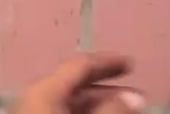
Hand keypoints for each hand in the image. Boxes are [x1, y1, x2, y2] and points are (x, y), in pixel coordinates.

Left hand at [13, 52, 145, 113]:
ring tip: (125, 108)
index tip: (132, 62)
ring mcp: (34, 109)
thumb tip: (135, 95)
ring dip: (99, 104)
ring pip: (71, 102)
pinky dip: (84, 113)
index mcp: (45, 85)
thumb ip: (111, 107)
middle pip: (76, 83)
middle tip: (135, 92)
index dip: (109, 61)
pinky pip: (63, 112)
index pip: (82, 63)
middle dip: (108, 88)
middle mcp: (37, 93)